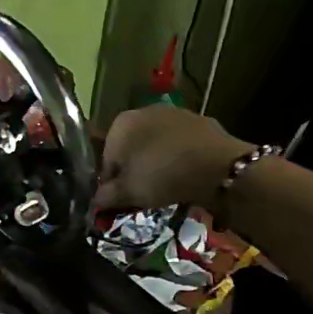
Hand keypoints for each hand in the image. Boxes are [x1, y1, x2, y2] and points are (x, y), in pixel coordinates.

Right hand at [91, 105, 252, 211]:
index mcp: (120, 124)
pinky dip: (176, 158)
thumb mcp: (128, 193)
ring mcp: (174, 113)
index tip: (119, 200)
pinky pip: (178, 145)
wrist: (217, 166)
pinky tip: (183, 176)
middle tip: (140, 195)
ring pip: (155, 145)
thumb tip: (95, 201)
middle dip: (132, 171)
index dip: (110, 183)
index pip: (106, 159)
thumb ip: (106, 197)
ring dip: (154, 164)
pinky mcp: (199, 121)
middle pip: (130, 149)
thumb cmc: (161, 176)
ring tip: (163, 187)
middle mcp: (144, 111)